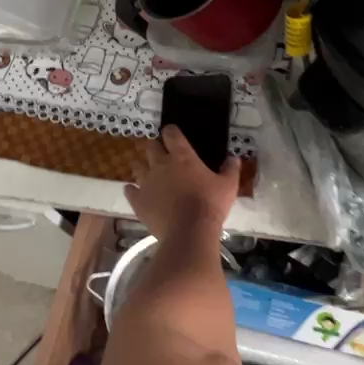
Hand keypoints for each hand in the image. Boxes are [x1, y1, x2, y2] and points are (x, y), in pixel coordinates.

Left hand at [124, 126, 239, 244]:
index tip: (174, 134)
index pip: (171, 133)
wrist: (189, 233)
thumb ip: (231, 169)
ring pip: (137, 165)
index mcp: (182, 156)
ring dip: (143, 166)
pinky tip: (138, 192)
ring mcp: (146, 182)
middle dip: (156, 147)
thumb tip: (234, 158)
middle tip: (164, 155)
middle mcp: (160, 164)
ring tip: (151, 173)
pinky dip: (133, 189)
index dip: (172, 131)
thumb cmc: (210, 205)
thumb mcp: (229, 186)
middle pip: (151, 146)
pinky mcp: (137, 200)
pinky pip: (129, 189)